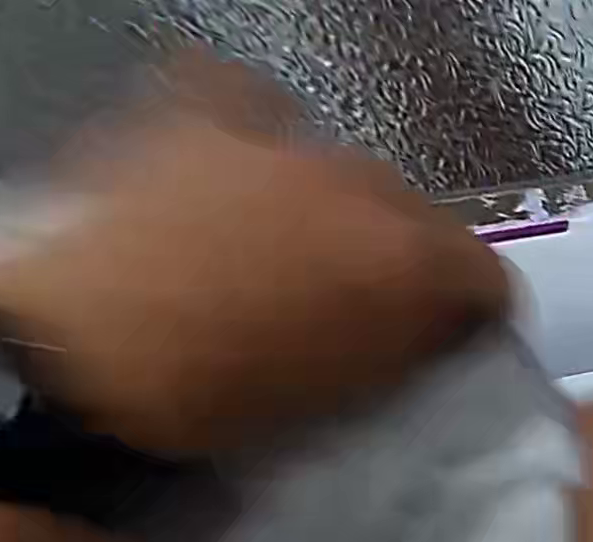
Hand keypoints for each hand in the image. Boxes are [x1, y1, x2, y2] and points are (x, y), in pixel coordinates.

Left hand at [0, 56, 506, 458]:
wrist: (98, 359)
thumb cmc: (252, 390)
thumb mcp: (378, 379)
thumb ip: (430, 337)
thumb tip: (451, 319)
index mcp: (417, 262)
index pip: (493, 276)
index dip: (486, 311)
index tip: (467, 331)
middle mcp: (369, 191)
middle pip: (435, 222)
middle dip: (428, 262)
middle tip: (396, 300)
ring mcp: (285, 150)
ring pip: (363, 171)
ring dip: (363, 212)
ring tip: (326, 246)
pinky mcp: (201, 126)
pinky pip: (256, 100)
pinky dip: (273, 130)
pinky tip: (268, 165)